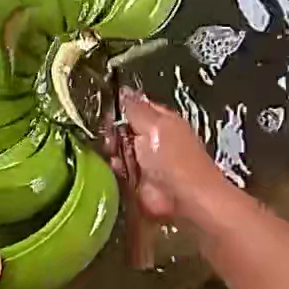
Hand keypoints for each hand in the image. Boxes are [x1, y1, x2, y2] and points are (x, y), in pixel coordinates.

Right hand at [104, 89, 229, 229]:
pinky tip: (118, 169)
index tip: (105, 110)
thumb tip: (123, 89)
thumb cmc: (174, 158)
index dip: (119, 107)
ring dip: (112, 152)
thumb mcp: (155, 124)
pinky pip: (115, 170)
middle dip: (112, 131)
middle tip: (111, 137)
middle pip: (121, 128)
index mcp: (161, 121)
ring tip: (116, 155)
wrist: (183, 199)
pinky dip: (114, 169)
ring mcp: (143, 161)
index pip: (135, 107)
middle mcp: (152, 139)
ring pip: (115, 149)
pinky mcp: (134, 181)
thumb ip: (136, 108)